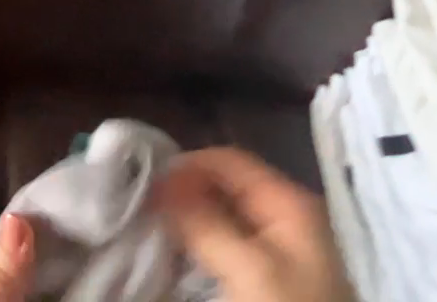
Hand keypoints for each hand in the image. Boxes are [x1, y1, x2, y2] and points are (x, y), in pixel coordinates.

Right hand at [156, 148, 352, 301]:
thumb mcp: (249, 271)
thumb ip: (204, 223)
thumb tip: (161, 185)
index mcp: (289, 202)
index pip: (227, 160)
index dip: (187, 166)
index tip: (150, 186)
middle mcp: (285, 215)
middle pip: (225, 185)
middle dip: (186, 191)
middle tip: (147, 207)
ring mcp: (279, 248)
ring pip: (224, 214)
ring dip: (191, 217)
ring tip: (157, 228)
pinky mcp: (270, 277)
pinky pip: (228, 242)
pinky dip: (202, 242)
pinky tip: (181, 255)